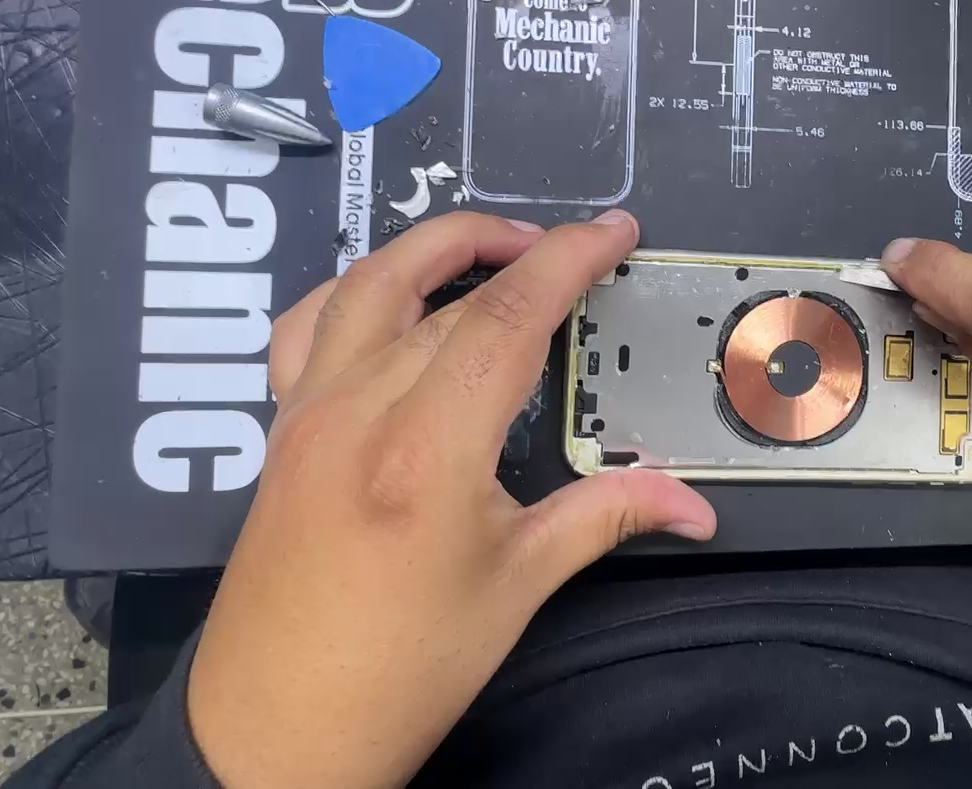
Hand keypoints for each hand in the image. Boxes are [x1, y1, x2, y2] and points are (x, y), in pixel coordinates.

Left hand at [186, 210, 715, 788]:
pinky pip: (307, 323)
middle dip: (528, 250)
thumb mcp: (520, 587)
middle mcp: (359, 407)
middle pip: (452, 292)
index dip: (569, 260)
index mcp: (428, 448)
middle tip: (583, 249)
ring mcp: (308, 409)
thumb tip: (698, 507)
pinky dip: (360, 287)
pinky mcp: (284, 426)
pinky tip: (398, 299)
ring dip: (439, 246)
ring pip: (369, 281)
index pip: (507, 316)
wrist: (273, 738)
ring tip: (501, 248)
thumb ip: (611, 517)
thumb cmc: (405, 668)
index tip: (615, 232)